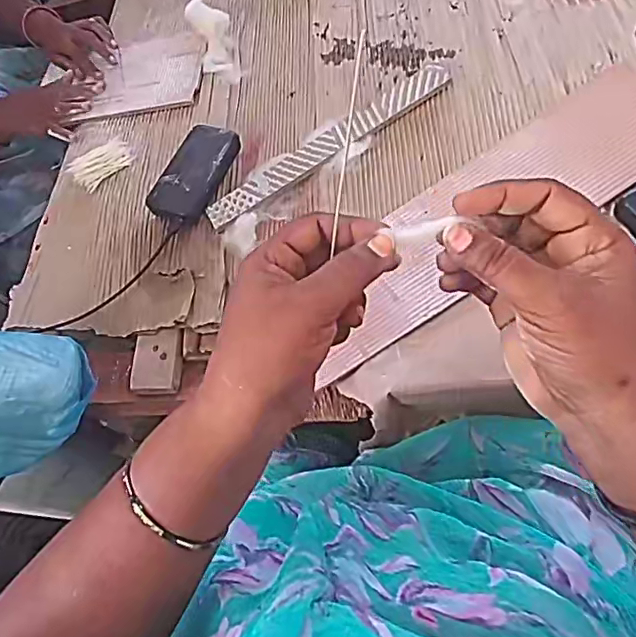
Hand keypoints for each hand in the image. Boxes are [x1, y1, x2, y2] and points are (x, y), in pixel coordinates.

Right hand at [0, 74, 96, 142]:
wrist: (3, 116)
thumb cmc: (21, 103)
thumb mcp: (39, 90)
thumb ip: (58, 84)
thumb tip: (72, 74)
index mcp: (48, 92)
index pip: (69, 86)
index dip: (85, 84)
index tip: (99, 81)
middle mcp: (48, 102)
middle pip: (69, 96)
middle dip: (85, 93)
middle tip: (99, 90)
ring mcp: (46, 114)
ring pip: (64, 110)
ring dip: (76, 108)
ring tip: (88, 107)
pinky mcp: (42, 127)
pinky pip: (55, 131)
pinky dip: (64, 133)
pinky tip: (73, 135)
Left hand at [25, 9, 116, 79]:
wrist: (44, 27)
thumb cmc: (51, 45)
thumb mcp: (55, 58)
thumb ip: (69, 66)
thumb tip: (81, 76)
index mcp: (64, 43)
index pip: (79, 56)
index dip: (90, 67)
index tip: (100, 76)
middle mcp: (72, 31)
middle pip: (90, 38)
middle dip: (103, 50)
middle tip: (113, 61)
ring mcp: (79, 24)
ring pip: (94, 26)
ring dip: (106, 36)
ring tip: (115, 47)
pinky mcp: (84, 21)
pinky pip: (96, 21)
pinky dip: (105, 28)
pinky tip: (111, 36)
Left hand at [203, 216, 399, 426]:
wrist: (252, 410)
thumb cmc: (259, 358)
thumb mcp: (311, 303)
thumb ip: (350, 270)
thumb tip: (379, 245)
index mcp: (269, 262)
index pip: (315, 227)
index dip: (350, 229)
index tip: (383, 239)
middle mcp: (279, 280)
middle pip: (330, 256)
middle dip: (353, 270)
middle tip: (372, 277)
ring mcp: (292, 307)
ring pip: (337, 286)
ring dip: (351, 299)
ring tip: (346, 314)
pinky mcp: (305, 331)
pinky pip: (336, 312)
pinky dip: (345, 320)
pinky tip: (338, 333)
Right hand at [435, 180, 635, 445]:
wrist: (602, 414)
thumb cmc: (609, 363)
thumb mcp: (550, 301)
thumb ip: (500, 263)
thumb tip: (461, 234)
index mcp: (594, 242)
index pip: (544, 198)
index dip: (503, 196)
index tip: (467, 204)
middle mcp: (567, 256)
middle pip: (514, 221)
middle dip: (479, 226)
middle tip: (450, 234)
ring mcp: (540, 281)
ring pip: (495, 249)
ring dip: (467, 252)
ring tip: (448, 261)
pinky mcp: (517, 305)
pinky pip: (484, 277)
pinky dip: (464, 276)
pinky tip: (452, 281)